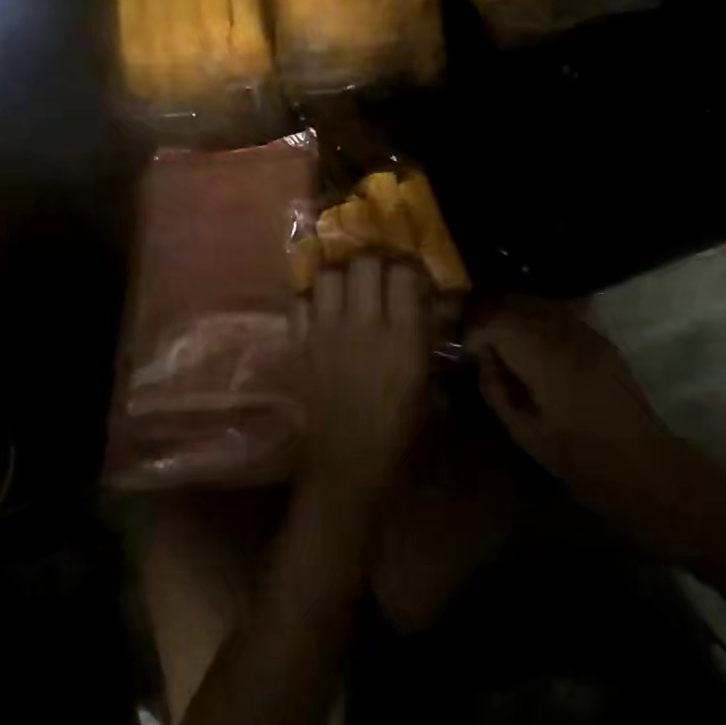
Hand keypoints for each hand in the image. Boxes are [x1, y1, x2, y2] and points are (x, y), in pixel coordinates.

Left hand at [291, 256, 430, 507]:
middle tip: (375, 272)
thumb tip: (427, 305)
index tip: (407, 272)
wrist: (346, 463)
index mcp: (402, 337)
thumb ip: (424, 339)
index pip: (404, 274)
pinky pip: (299, 301)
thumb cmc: (397, 432)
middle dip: (373, 261)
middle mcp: (363, 324)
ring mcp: (325, 331)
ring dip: (339, 274)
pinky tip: (319, 311)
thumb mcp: (427, 386)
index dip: (407, 267)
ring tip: (345, 287)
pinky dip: (310, 299)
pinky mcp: (298, 343)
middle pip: (364, 263)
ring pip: (329, 274)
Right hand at [471, 300, 703, 522]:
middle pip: (517, 304)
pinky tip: (531, 342)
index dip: (476, 331)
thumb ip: (494, 389)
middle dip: (491, 316)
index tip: (468, 350)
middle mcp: (566, 337)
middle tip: (478, 339)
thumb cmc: (576, 455)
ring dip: (514, 314)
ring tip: (501, 337)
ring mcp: (587, 335)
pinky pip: (560, 314)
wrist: (642, 464)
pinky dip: (537, 320)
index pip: (498, 322)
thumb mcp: (522, 431)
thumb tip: (482, 360)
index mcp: (545, 360)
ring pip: (539, 304)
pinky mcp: (600, 340)